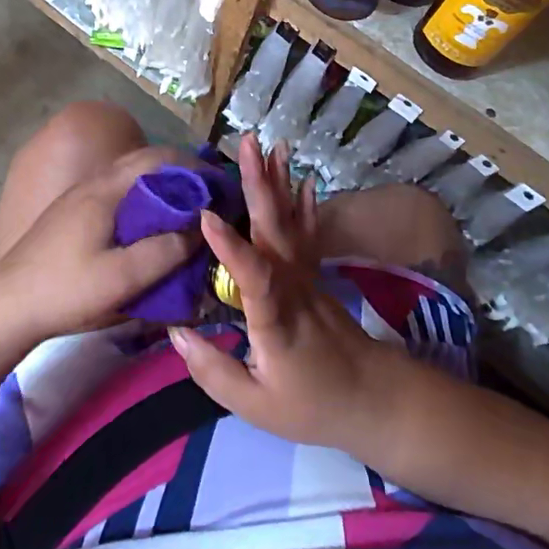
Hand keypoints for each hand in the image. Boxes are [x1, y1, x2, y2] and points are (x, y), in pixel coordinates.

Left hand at [0, 146, 200, 348]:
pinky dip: (142, 198)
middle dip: (179, 172)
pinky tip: (149, 224)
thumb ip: (164, 253)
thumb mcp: (121, 279)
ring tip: (185, 208)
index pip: (156, 158)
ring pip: (128, 177)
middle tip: (207, 194)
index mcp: (105, 190)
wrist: (4, 308)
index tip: (218, 182)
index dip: (191, 165)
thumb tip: (197, 232)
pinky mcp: (71, 214)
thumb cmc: (64, 291)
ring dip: (160, 185)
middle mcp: (92, 184)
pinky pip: (117, 193)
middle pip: (142, 162)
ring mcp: (78, 197)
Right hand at [167, 135, 406, 451]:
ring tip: (269, 145)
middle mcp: (292, 287)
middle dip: (258, 183)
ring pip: (289, 221)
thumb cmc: (311, 405)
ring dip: (277, 181)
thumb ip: (213, 371)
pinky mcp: (314, 275)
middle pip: (274, 230)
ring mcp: (306, 276)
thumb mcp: (256, 405)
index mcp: (275, 319)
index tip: (206, 216)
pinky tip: (303, 180)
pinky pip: (307, 233)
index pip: (254, 277)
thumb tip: (176, 332)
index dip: (231, 248)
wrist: (372, 398)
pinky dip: (304, 204)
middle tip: (246, 143)